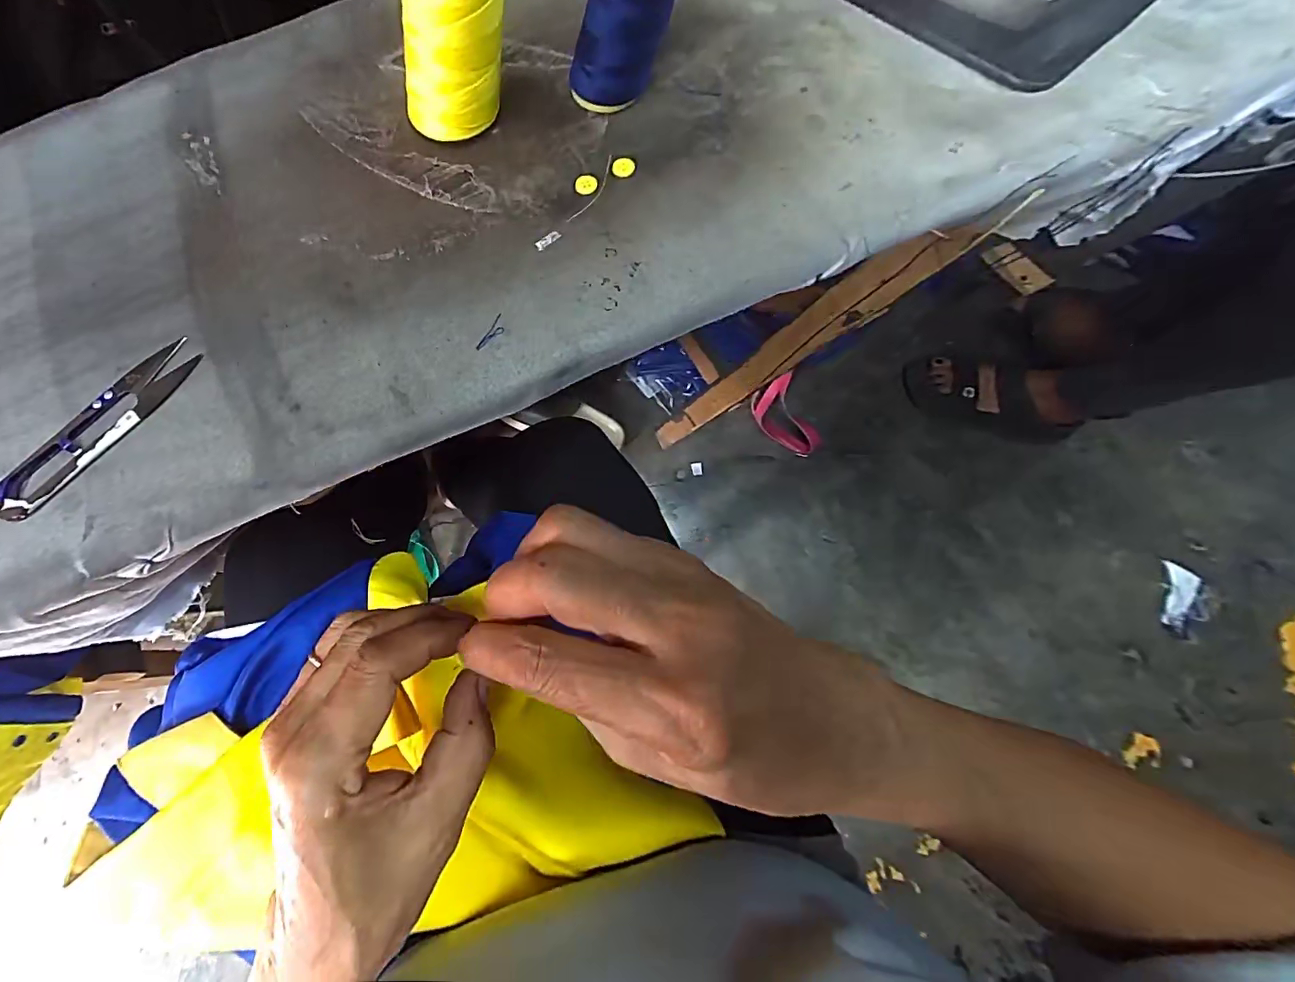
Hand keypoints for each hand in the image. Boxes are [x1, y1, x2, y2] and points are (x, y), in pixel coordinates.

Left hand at [255, 606, 492, 981]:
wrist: (317, 937)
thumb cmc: (377, 890)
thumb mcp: (438, 821)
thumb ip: (466, 741)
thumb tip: (480, 673)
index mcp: (318, 757)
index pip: (374, 660)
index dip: (428, 633)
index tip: (473, 630)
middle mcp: (288, 730)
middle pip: (353, 638)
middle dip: (416, 619)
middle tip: (465, 623)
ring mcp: (281, 725)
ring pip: (337, 638)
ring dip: (394, 622)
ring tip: (443, 630)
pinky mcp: (289, 725)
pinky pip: (332, 657)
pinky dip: (376, 639)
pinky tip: (410, 648)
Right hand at [457, 506, 904, 817]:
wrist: (829, 713)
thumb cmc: (751, 763)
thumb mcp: (656, 766)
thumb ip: (584, 706)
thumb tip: (521, 658)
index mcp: (669, 701)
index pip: (546, 656)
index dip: (487, 647)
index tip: (465, 647)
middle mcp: (674, 624)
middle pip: (553, 570)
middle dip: (501, 589)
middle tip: (494, 619)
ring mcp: (681, 577)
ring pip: (572, 528)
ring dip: (531, 557)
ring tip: (531, 596)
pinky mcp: (683, 556)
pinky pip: (602, 533)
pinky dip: (567, 551)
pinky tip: (573, 587)